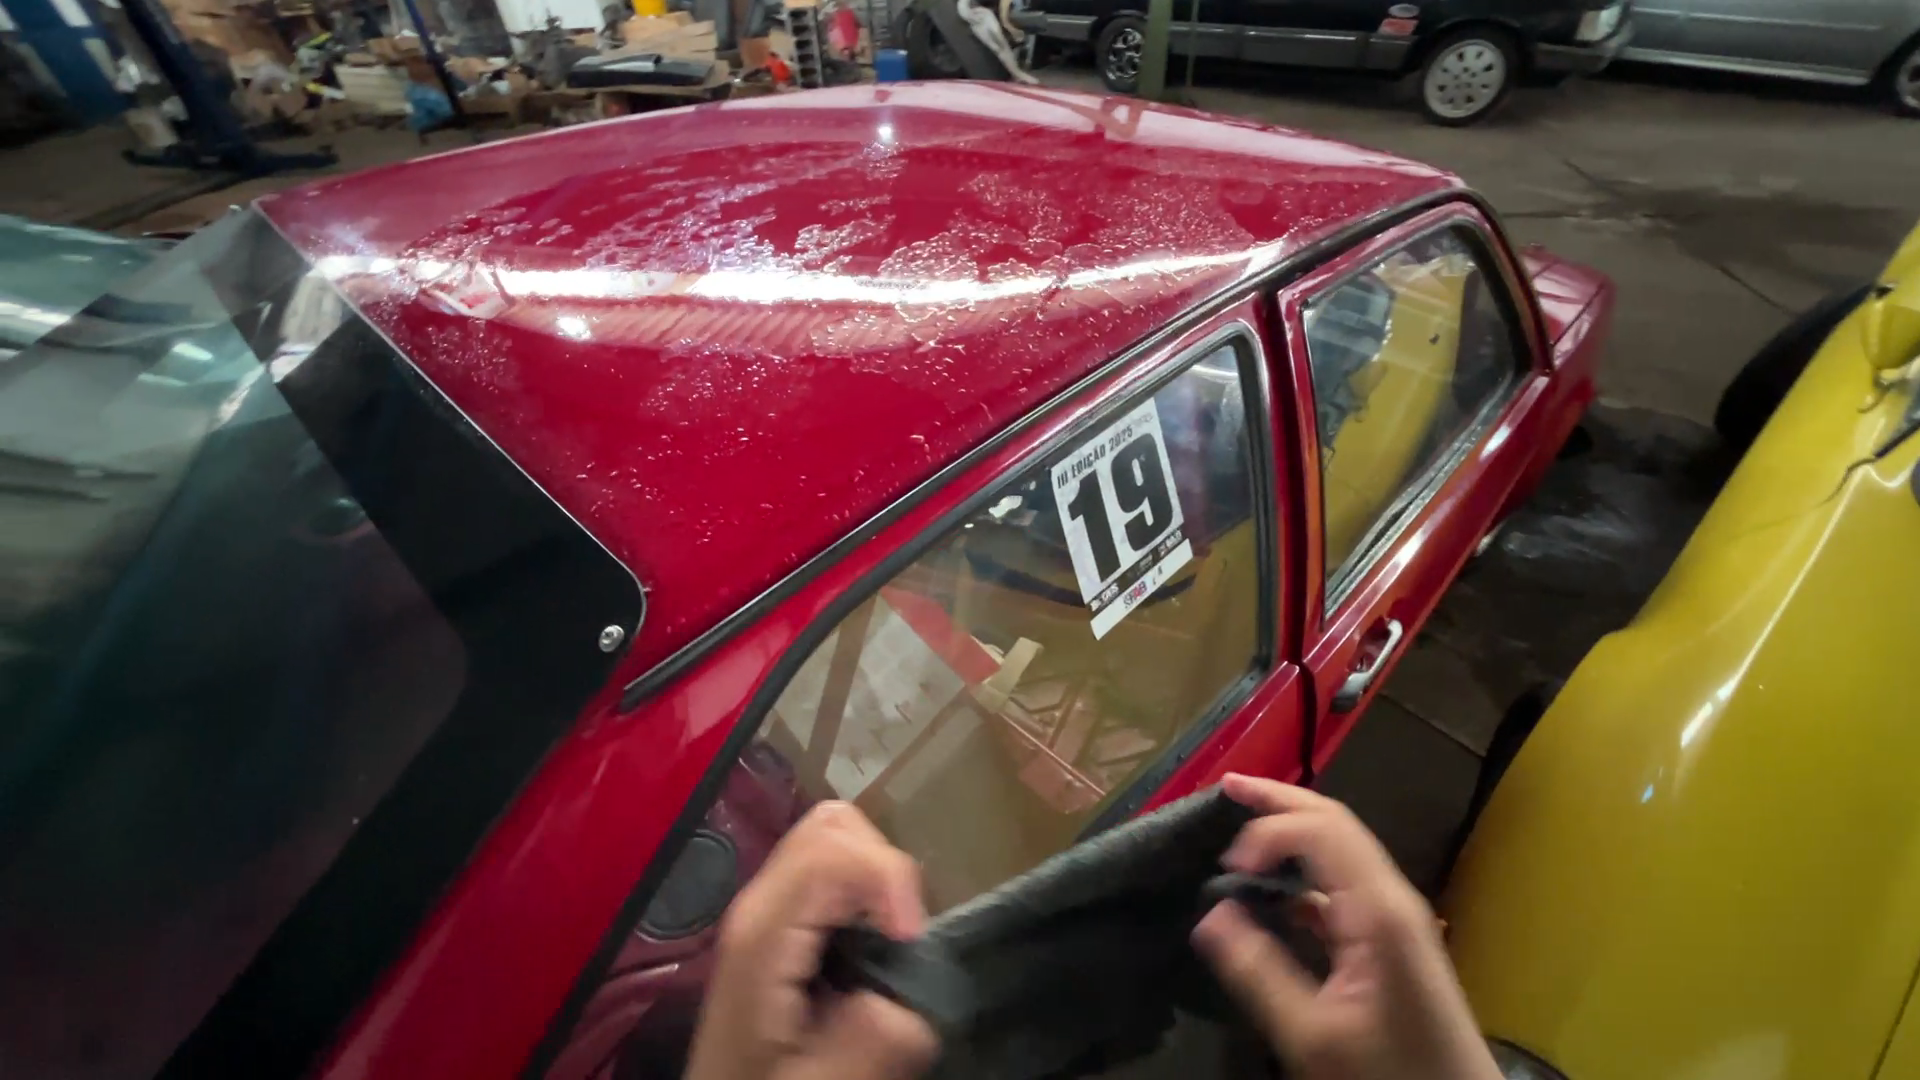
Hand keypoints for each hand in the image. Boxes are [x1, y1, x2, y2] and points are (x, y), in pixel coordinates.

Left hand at [684, 802, 938, 1079]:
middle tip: (902, 934)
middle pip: (833, 826)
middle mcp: (761, 901)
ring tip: (890, 935)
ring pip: (836, 835)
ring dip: (878, 874)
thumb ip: (878, 1037)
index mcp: (762, 934)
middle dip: (883, 867)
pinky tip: (872, 937)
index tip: (910, 939)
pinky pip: (834, 865)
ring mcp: (769, 903)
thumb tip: (920, 987)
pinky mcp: (784, 913)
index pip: (830, 851)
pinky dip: (868, 885)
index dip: (885, 877)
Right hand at [1191, 774, 1500, 1079]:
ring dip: (1290, 823)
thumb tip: (1209, 915)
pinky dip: (1302, 860)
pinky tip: (1271, 880)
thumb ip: (1258, 971)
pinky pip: (1341, 874)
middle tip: (1228, 786)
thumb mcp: (1312, 1035)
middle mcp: (1391, 896)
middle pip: (1333, 821)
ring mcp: (1394, 912)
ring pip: (1339, 843)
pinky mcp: (1390, 932)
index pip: (1319, 830)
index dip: (1267, 831)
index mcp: (1378, 910)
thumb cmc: (1390, 1073)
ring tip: (1243, 815)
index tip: (1227, 866)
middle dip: (1278, 798)